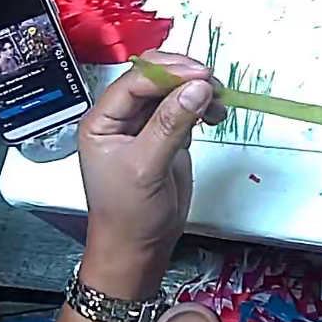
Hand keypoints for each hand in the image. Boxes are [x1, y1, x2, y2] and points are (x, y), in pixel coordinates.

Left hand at [75, 51, 225, 298]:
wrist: (139, 247)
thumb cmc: (128, 214)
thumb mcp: (146, 167)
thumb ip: (171, 124)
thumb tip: (198, 87)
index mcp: (103, 120)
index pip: (135, 82)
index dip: (168, 74)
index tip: (201, 74)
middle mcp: (122, 117)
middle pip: (154, 78)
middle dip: (184, 76)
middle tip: (212, 84)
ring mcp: (146, 124)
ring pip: (172, 90)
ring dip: (197, 89)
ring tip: (218, 103)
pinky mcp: (167, 134)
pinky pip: (185, 107)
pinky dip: (202, 105)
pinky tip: (215, 114)